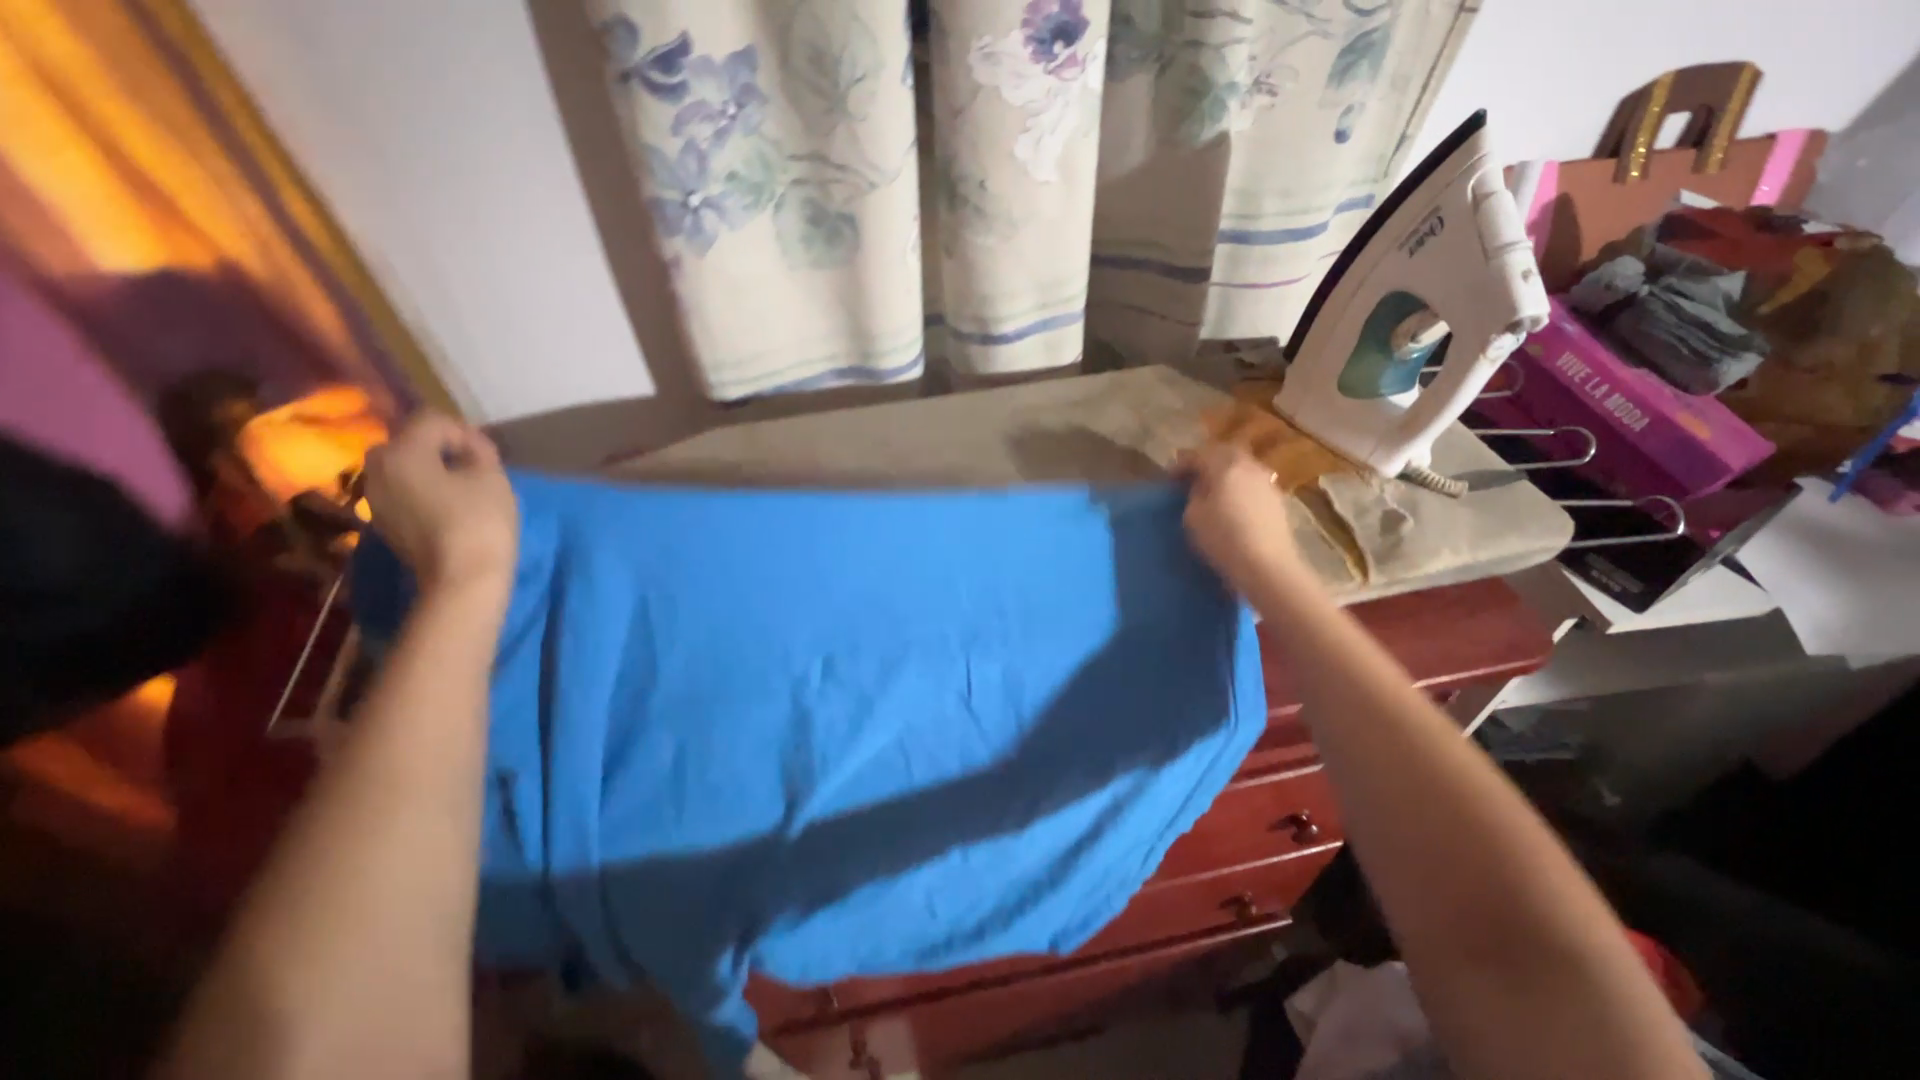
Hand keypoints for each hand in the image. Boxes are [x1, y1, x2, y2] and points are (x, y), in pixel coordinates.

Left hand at [363, 413, 517, 594]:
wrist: (462, 581)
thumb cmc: (479, 521)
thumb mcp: (491, 476)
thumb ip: (478, 449)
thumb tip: (468, 445)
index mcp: (399, 451)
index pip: (433, 421)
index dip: (465, 433)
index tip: (487, 456)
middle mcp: (376, 469)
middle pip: (412, 442)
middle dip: (443, 449)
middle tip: (475, 468)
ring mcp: (375, 498)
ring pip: (405, 468)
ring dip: (432, 470)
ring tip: (463, 488)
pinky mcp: (384, 522)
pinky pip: (403, 491)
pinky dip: (424, 491)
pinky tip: (449, 506)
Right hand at [1176, 441, 1305, 598]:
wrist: (1267, 565)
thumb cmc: (1222, 538)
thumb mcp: (1193, 516)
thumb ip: (1194, 495)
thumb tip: (1201, 488)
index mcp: (1224, 465)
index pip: (1199, 454)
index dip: (1181, 465)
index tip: (1169, 480)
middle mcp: (1249, 466)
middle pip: (1225, 453)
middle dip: (1207, 462)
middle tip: (1192, 477)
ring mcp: (1267, 482)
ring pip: (1243, 467)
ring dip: (1226, 474)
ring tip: (1214, 491)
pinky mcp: (1278, 501)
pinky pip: (1253, 484)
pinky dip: (1240, 488)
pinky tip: (1234, 504)